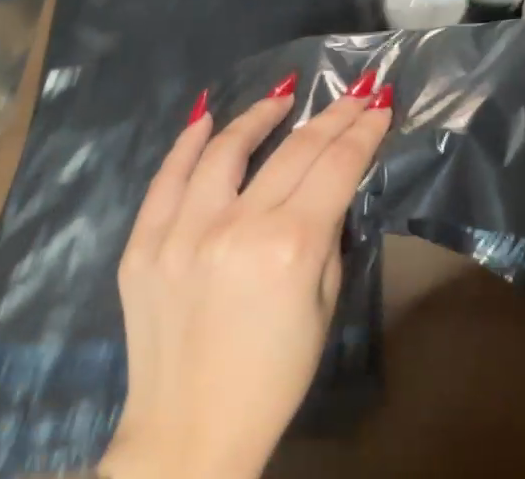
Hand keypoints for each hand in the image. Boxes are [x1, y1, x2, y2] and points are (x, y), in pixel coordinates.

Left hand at [99, 74, 392, 478]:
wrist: (189, 433)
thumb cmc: (276, 376)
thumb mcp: (326, 303)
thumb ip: (329, 236)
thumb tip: (329, 188)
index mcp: (292, 245)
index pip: (338, 165)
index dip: (364, 130)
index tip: (381, 103)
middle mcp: (237, 226)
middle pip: (295, 149)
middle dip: (334, 115)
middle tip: (357, 91)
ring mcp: (182, 232)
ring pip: (226, 149)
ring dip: (261, 115)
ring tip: (283, 95)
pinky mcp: (143, 245)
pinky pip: (167, 179)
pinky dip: (189, 143)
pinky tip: (208, 118)